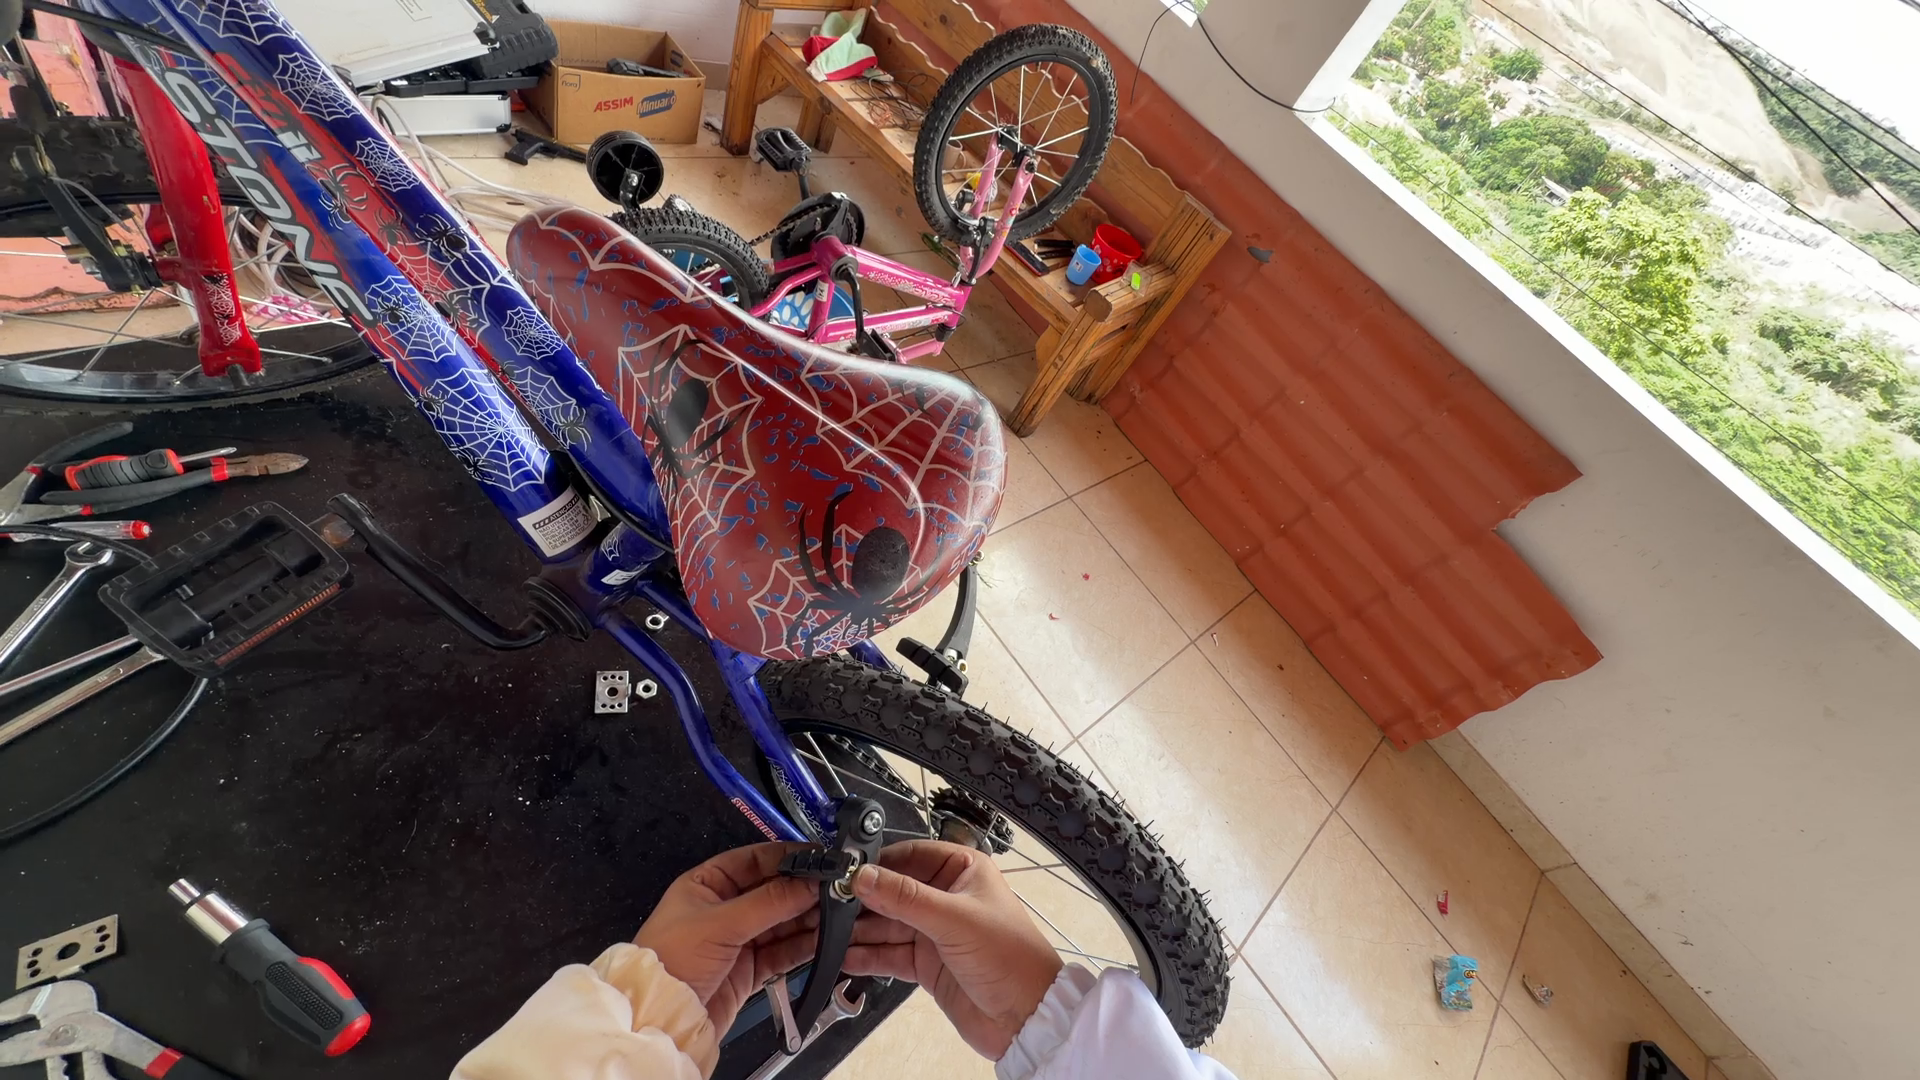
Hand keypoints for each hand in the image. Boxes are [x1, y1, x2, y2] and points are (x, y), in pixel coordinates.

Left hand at [632, 843, 819, 1034]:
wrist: (659, 1024)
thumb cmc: (676, 959)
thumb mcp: (721, 924)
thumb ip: (770, 902)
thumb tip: (813, 881)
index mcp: (708, 883)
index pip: (755, 859)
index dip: (788, 857)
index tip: (820, 858)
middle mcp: (725, 907)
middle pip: (773, 890)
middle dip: (803, 890)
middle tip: (835, 888)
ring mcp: (738, 939)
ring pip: (782, 921)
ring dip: (808, 917)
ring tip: (837, 913)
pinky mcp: (749, 969)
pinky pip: (782, 950)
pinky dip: (803, 945)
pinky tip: (824, 939)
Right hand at [844, 840, 1063, 1058]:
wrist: (1028, 1019)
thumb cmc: (1011, 956)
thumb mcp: (954, 919)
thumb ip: (905, 898)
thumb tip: (865, 876)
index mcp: (961, 869)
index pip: (910, 855)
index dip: (878, 864)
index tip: (846, 872)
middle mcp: (945, 895)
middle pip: (893, 890)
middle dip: (863, 900)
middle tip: (828, 906)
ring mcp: (934, 930)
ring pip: (888, 924)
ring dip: (860, 930)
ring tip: (826, 933)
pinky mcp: (927, 962)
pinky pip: (890, 953)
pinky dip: (868, 956)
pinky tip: (844, 957)